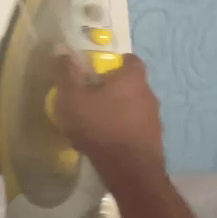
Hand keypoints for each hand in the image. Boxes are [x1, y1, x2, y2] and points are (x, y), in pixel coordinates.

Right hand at [54, 51, 164, 190]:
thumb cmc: (98, 125)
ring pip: (134, 105)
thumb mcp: (72, 96)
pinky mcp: (154, 140)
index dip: (114, 61)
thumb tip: (62, 47)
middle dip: (113, 86)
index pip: (130, 60)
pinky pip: (135, 125)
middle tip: (90, 95)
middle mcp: (149, 94)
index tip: (97, 70)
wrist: (129, 170)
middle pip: (131, 83)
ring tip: (96, 120)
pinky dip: (122, 127)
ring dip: (118, 108)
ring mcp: (154, 118)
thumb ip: (67, 71)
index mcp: (131, 79)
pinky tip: (106, 138)